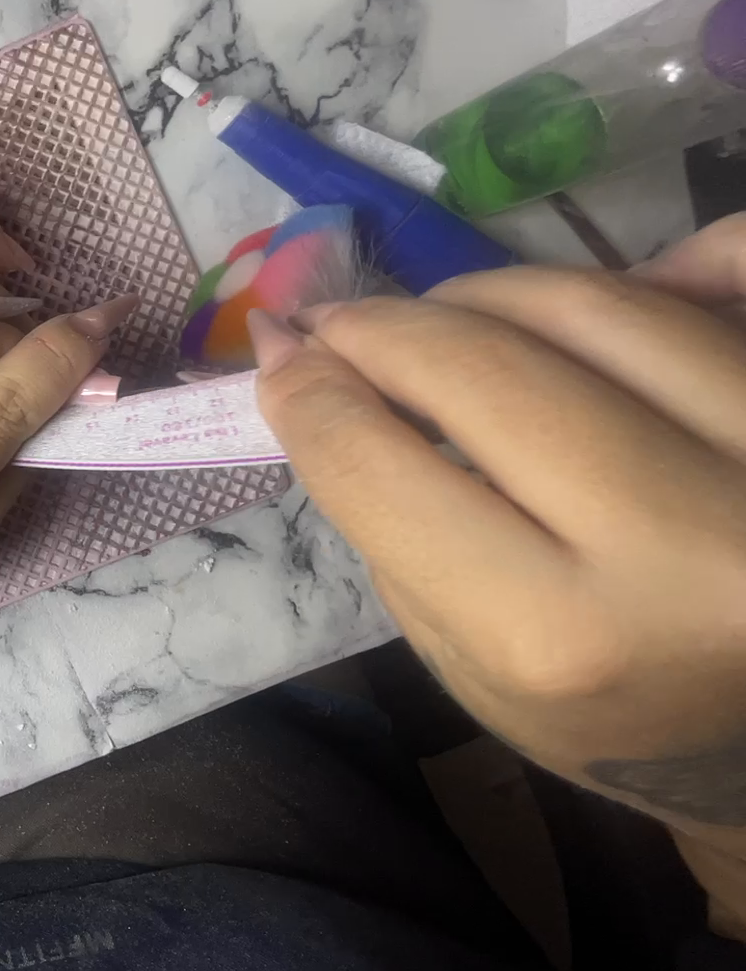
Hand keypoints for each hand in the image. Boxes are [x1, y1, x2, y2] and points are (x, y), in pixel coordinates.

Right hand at [247, 215, 745, 842]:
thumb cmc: (589, 701)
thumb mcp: (447, 639)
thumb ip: (376, 505)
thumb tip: (302, 366)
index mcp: (552, 632)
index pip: (370, 458)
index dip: (300, 388)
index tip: (272, 352)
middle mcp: (692, 546)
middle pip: (475, 365)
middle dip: (374, 326)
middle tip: (334, 322)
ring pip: (593, 307)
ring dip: (476, 294)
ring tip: (440, 320)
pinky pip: (744, 273)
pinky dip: (652, 269)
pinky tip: (598, 300)